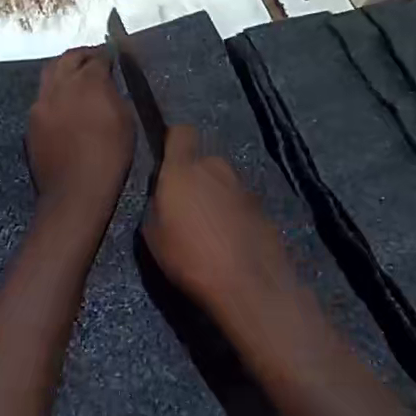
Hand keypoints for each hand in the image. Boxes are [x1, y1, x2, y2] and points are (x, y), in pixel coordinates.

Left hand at [27, 47, 134, 208]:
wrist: (75, 191)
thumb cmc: (111, 157)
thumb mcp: (126, 121)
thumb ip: (114, 95)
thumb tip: (108, 84)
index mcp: (89, 82)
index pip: (98, 57)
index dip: (107, 55)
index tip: (113, 58)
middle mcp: (61, 85)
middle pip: (69, 58)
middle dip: (83, 56)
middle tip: (94, 60)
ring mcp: (41, 102)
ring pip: (50, 73)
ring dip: (64, 70)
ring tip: (76, 78)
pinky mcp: (31, 120)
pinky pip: (42, 97)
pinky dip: (54, 93)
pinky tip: (63, 104)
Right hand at [143, 126, 296, 308]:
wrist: (247, 283)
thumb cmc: (189, 257)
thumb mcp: (152, 234)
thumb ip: (158, 203)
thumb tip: (165, 195)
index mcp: (184, 169)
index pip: (181, 132)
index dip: (174, 140)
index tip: (168, 158)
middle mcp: (216, 168)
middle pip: (203, 162)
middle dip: (196, 178)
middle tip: (186, 209)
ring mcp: (243, 187)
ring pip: (223, 184)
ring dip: (216, 198)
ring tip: (211, 232)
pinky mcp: (262, 208)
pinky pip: (240, 205)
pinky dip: (234, 216)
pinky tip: (231, 243)